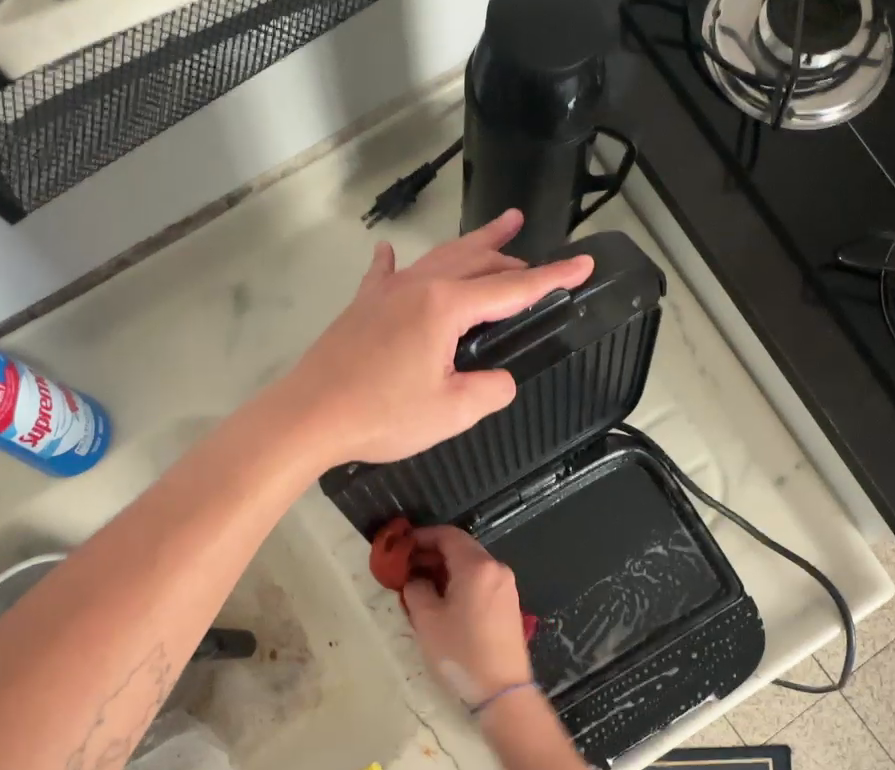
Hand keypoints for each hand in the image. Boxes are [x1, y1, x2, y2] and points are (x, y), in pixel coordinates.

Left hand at [276, 210, 594, 464]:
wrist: (310, 415)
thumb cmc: (383, 414)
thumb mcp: (453, 412)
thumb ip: (491, 390)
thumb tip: (499, 379)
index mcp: (446, 306)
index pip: (513, 288)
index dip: (553, 277)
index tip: (584, 264)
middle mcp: (419, 286)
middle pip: (476, 260)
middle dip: (512, 256)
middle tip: (537, 258)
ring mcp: (386, 292)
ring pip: (439, 257)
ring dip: (472, 244)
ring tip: (498, 227)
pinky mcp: (362, 307)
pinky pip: (387, 273)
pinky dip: (398, 262)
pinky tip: (391, 252)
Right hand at [401, 526, 535, 705]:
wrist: (501, 690)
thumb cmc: (460, 651)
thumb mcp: (426, 619)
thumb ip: (415, 589)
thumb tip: (415, 580)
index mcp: (477, 567)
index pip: (447, 535)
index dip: (421, 537)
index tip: (401, 548)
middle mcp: (497, 570)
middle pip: (461, 549)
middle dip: (432, 554)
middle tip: (406, 569)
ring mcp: (507, 588)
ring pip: (472, 567)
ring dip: (445, 571)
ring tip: (420, 587)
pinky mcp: (509, 606)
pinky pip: (481, 583)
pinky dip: (461, 584)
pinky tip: (443, 602)